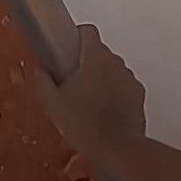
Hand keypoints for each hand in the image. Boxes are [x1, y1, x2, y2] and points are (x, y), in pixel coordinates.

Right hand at [37, 25, 147, 162]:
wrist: (118, 149)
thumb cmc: (84, 125)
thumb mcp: (53, 105)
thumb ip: (43, 82)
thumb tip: (41, 70)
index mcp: (95, 58)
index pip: (88, 31)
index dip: (76, 37)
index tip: (68, 50)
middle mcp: (115, 62)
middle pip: (100, 51)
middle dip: (87, 62)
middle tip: (73, 82)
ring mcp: (129, 77)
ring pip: (112, 68)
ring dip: (102, 77)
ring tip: (88, 101)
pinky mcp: (138, 93)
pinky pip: (123, 84)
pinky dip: (115, 91)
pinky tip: (104, 111)